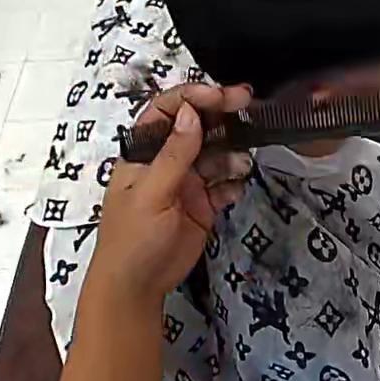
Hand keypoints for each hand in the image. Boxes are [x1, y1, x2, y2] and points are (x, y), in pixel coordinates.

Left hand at [86, 82, 253, 309]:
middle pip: (197, 127)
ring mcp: (187, 183)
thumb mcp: (151, 193)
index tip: (221, 95)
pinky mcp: (203, 205)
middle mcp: (167, 162)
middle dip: (221, 115)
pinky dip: (233, 184)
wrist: (137, 285)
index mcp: (144, 152)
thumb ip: (174, 154)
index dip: (193, 97)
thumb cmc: (132, 237)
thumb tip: (190, 113)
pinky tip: (235, 189)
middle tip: (247, 104)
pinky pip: (224, 185)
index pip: (167, 111)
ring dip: (231, 155)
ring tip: (240, 165)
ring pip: (216, 155)